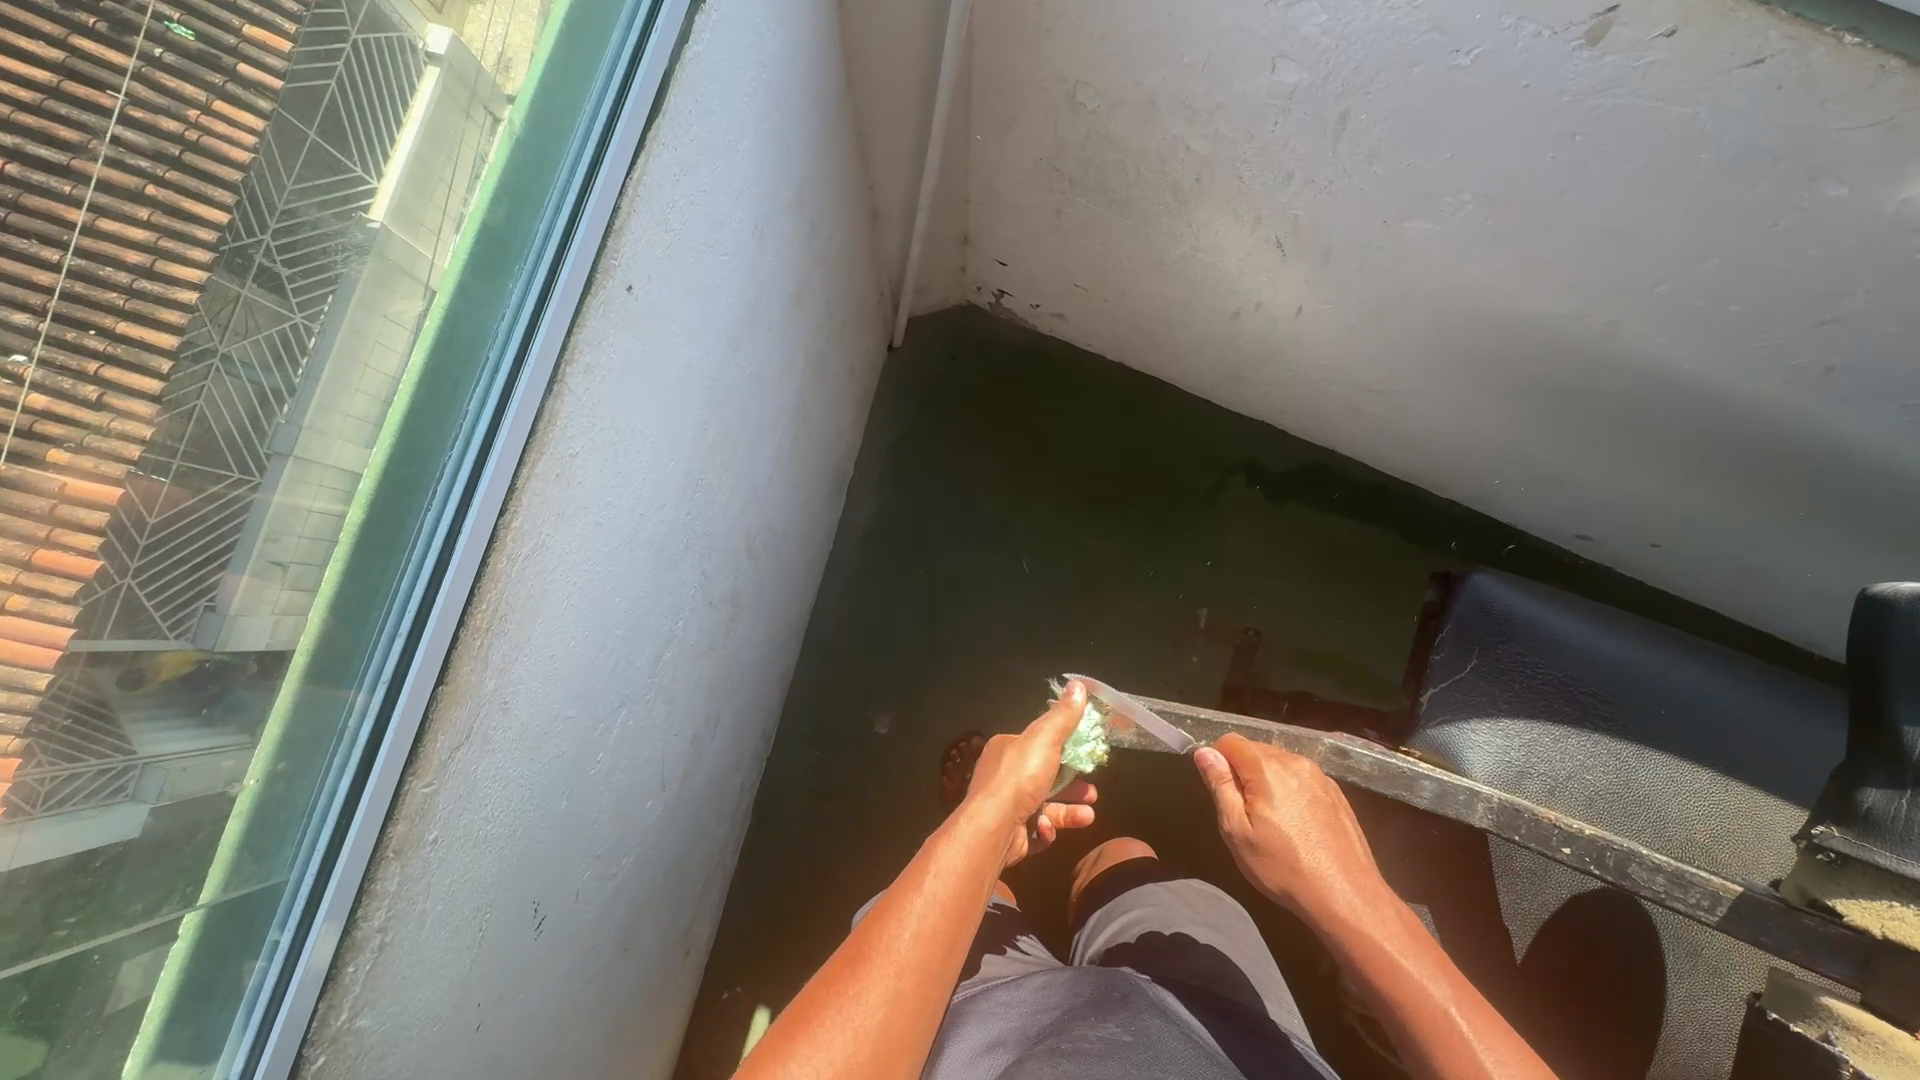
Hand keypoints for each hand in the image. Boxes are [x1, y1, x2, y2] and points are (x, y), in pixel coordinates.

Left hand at [962, 680, 1098, 866]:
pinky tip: (1048, 829)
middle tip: (1092, 793)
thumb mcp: (1045, 739)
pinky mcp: (1009, 834)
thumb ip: (1063, 716)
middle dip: (1072, 787)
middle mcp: (1003, 776)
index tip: (1086, 758)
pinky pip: (1034, 831)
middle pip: (1045, 778)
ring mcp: (1005, 807)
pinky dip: (1046, 830)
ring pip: (1044, 806)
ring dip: (1067, 811)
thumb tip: (1079, 684)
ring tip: (1088, 815)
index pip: (1039, 746)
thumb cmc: (1019, 778)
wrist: (993, 827)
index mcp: (1007, 749)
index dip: (1063, 751)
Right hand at [1195, 733, 1389, 924]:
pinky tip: (1296, 823)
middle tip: (1245, 813)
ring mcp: (1320, 775)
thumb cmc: (1282, 867)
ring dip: (1266, 780)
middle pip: (1255, 749)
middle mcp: (1295, 761)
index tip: (1222, 793)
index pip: (1230, 741)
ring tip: (1271, 820)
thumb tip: (1204, 752)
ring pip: (1278, 762)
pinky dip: (1289, 789)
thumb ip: (1220, 786)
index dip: (1218, 761)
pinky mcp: (1335, 792)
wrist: (1347, 896)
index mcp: (1267, 768)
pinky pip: (1300, 777)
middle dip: (1242, 771)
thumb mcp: (1237, 831)